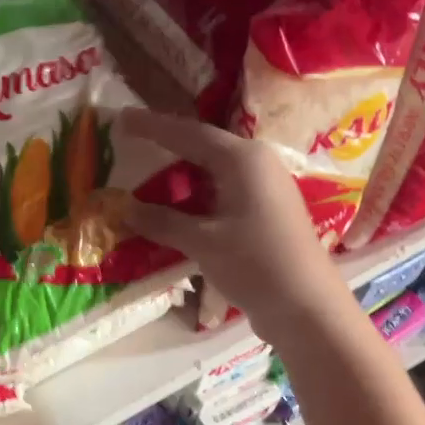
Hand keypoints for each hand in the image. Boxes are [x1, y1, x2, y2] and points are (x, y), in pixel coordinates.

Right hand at [119, 109, 347, 337]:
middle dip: (167, 153)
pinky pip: (221, 199)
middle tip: (132, 152)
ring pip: (212, 177)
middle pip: (203, 151)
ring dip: (179, 184)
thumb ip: (163, 222)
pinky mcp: (263, 216)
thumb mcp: (203, 242)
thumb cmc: (255, 263)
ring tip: (145, 188)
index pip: (189, 134)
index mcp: (243, 159)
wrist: (303, 304)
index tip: (121, 120)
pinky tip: (174, 218)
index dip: (152, 127)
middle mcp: (256, 165)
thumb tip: (125, 208)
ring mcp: (262, 191)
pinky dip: (195, 205)